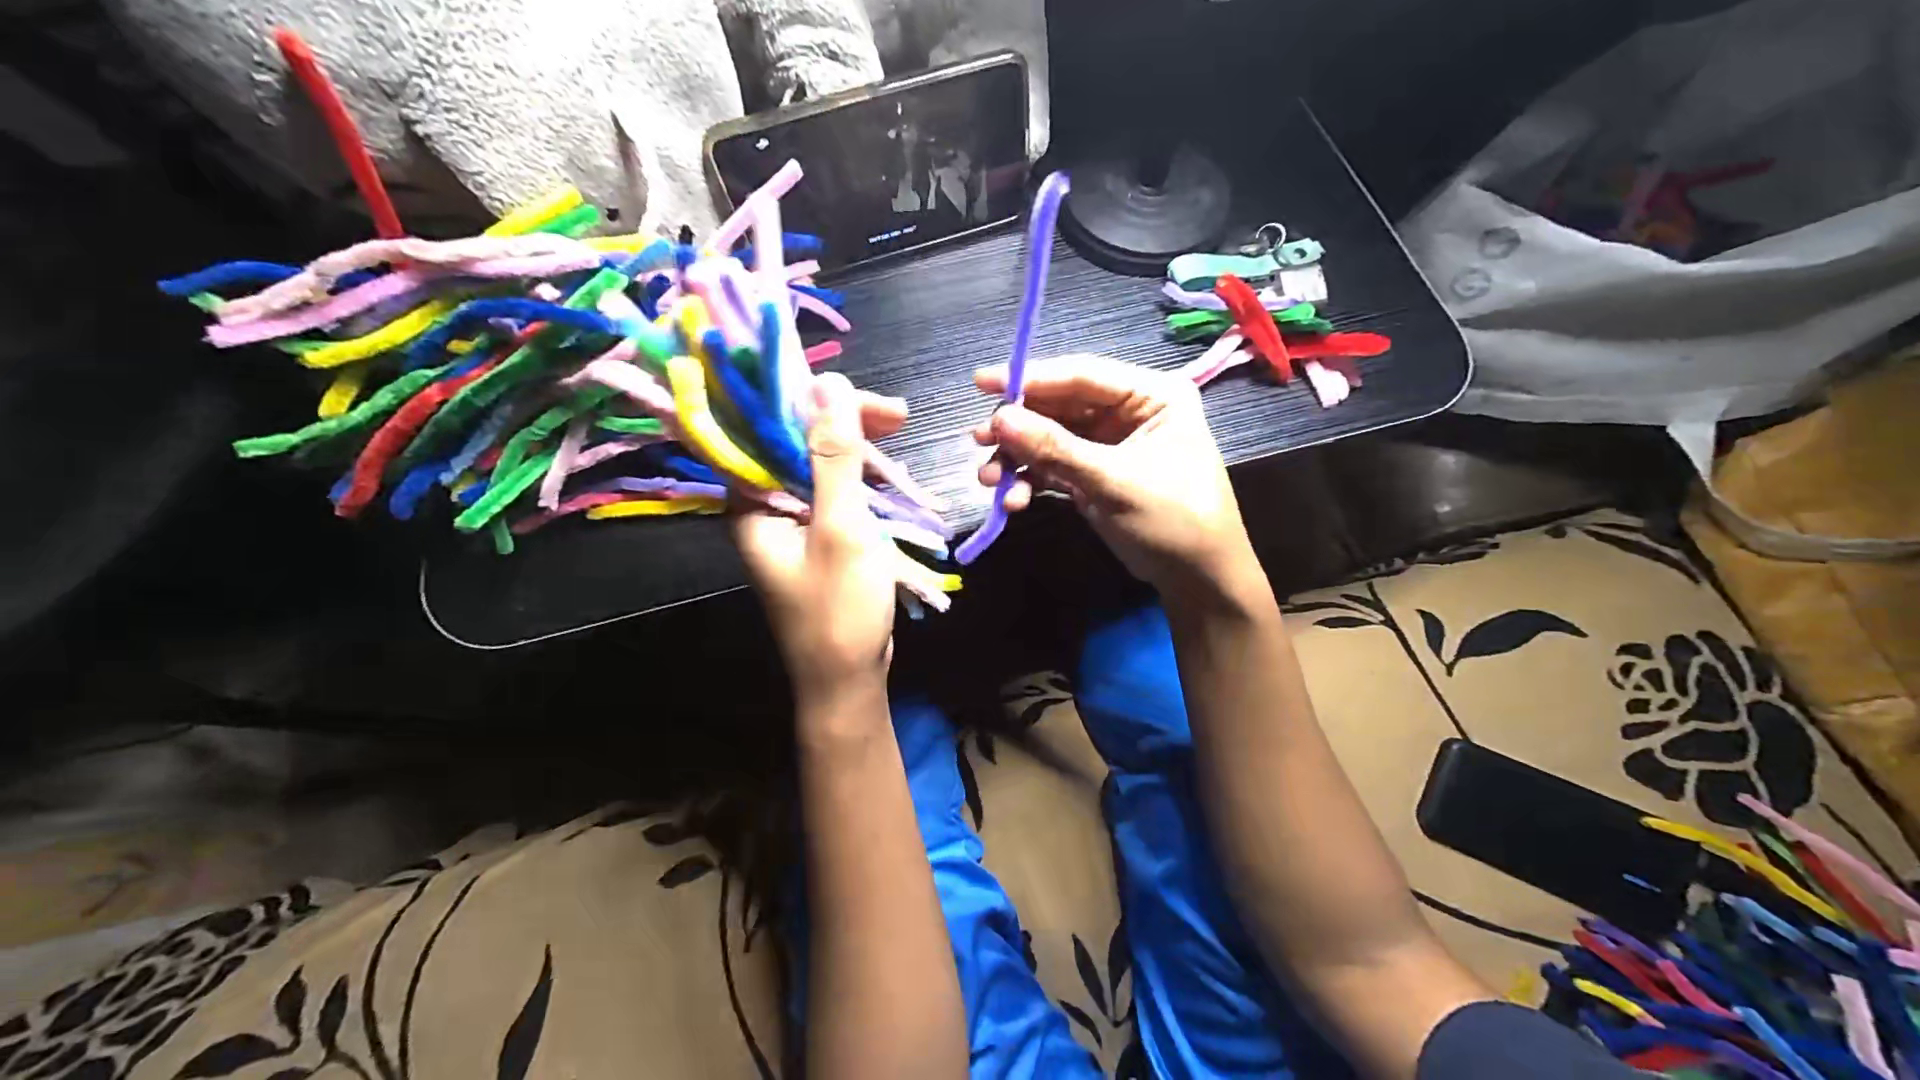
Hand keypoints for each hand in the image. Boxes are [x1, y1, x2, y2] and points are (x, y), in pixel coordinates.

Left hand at [735, 374, 903, 711]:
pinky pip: (837, 492)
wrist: (848, 680)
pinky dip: (865, 481)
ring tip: (902, 437)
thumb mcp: (842, 529)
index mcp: (751, 501)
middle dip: (846, 423)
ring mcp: (793, 521)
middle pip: (799, 440)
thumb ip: (834, 457)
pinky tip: (893, 477)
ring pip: (823, 464)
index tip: (857, 390)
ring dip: (861, 450)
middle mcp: (765, 505)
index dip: (807, 397)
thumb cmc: (839, 609)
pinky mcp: (819, 536)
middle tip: (898, 414)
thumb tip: (827, 382)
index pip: (767, 426)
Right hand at [973, 354, 1256, 598]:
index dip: (1030, 378)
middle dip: (1018, 426)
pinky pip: (1051, 466)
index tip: (982, 382)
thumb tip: (999, 418)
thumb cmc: (1173, 521)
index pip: (1081, 375)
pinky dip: (1029, 480)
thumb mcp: (1114, 482)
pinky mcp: (1092, 474)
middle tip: (980, 441)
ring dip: (1017, 458)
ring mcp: (1106, 444)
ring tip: (989, 480)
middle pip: (1058, 405)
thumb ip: (1055, 449)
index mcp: (1150, 395)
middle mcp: (1126, 412)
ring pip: (1048, 437)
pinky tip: (1012, 501)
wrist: (1197, 579)